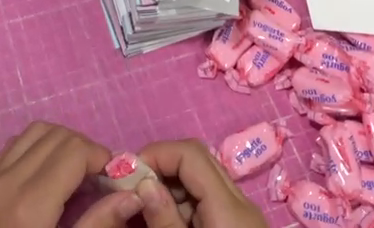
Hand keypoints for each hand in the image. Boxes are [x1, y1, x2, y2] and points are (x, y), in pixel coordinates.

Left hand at [0, 122, 139, 227]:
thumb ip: (99, 223)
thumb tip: (133, 196)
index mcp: (31, 203)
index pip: (74, 149)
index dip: (101, 156)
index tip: (115, 177)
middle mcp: (9, 180)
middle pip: (58, 135)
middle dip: (85, 149)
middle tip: (100, 176)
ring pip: (36, 131)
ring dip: (63, 142)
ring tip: (78, 171)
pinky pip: (17, 142)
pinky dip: (40, 145)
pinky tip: (51, 171)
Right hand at [137, 140, 264, 227]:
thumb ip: (165, 219)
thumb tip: (143, 184)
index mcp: (230, 207)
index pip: (190, 153)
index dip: (156, 153)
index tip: (129, 172)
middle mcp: (241, 202)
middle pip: (198, 160)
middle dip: (163, 166)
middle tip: (136, 187)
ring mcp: (244, 214)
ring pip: (203, 178)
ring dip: (173, 185)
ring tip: (151, 209)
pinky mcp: (241, 225)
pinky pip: (210, 199)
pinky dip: (186, 202)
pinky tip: (172, 220)